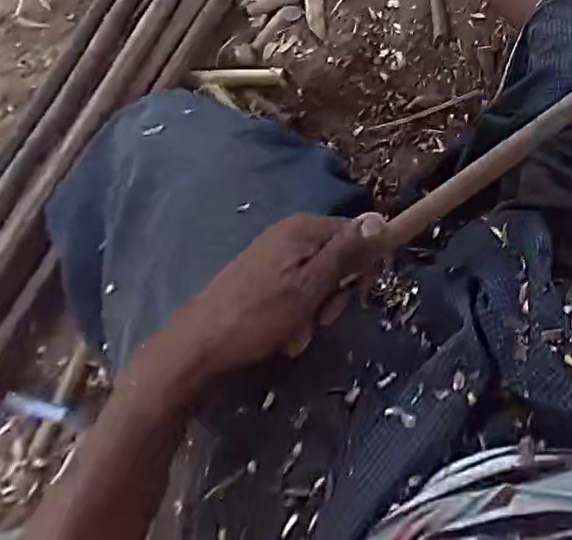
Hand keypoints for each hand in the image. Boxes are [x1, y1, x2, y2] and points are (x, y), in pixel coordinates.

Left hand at [154, 213, 390, 378]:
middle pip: (339, 256)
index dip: (365, 263)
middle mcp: (290, 233)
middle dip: (335, 292)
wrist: (190, 353)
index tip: (359, 293)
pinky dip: (296, 310)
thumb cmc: (257, 316)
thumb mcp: (312, 284)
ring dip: (316, 307)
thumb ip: (348, 250)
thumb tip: (380, 218)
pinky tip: (283, 332)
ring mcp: (273, 253)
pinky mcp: (259, 275)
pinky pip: (295, 286)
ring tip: (297, 332)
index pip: (359, 233)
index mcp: (305, 227)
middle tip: (321, 318)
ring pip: (319, 277)